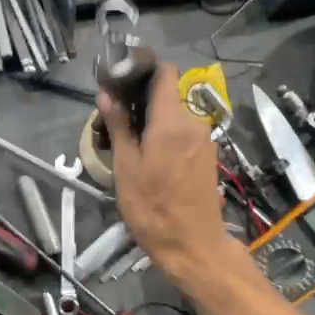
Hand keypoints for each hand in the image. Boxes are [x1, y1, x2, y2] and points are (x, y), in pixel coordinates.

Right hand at [98, 62, 243, 287]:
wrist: (192, 246)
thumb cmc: (152, 208)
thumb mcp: (126, 167)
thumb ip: (119, 126)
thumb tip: (107, 94)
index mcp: (172, 121)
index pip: (164, 71)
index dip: (143, 68)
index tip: (120, 78)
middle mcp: (193, 122)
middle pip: (165, 95)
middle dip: (138, 101)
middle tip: (111, 122)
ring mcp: (204, 139)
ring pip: (172, 116)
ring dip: (149, 121)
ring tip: (124, 144)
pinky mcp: (207, 155)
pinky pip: (182, 133)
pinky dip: (163, 136)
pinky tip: (145, 157)